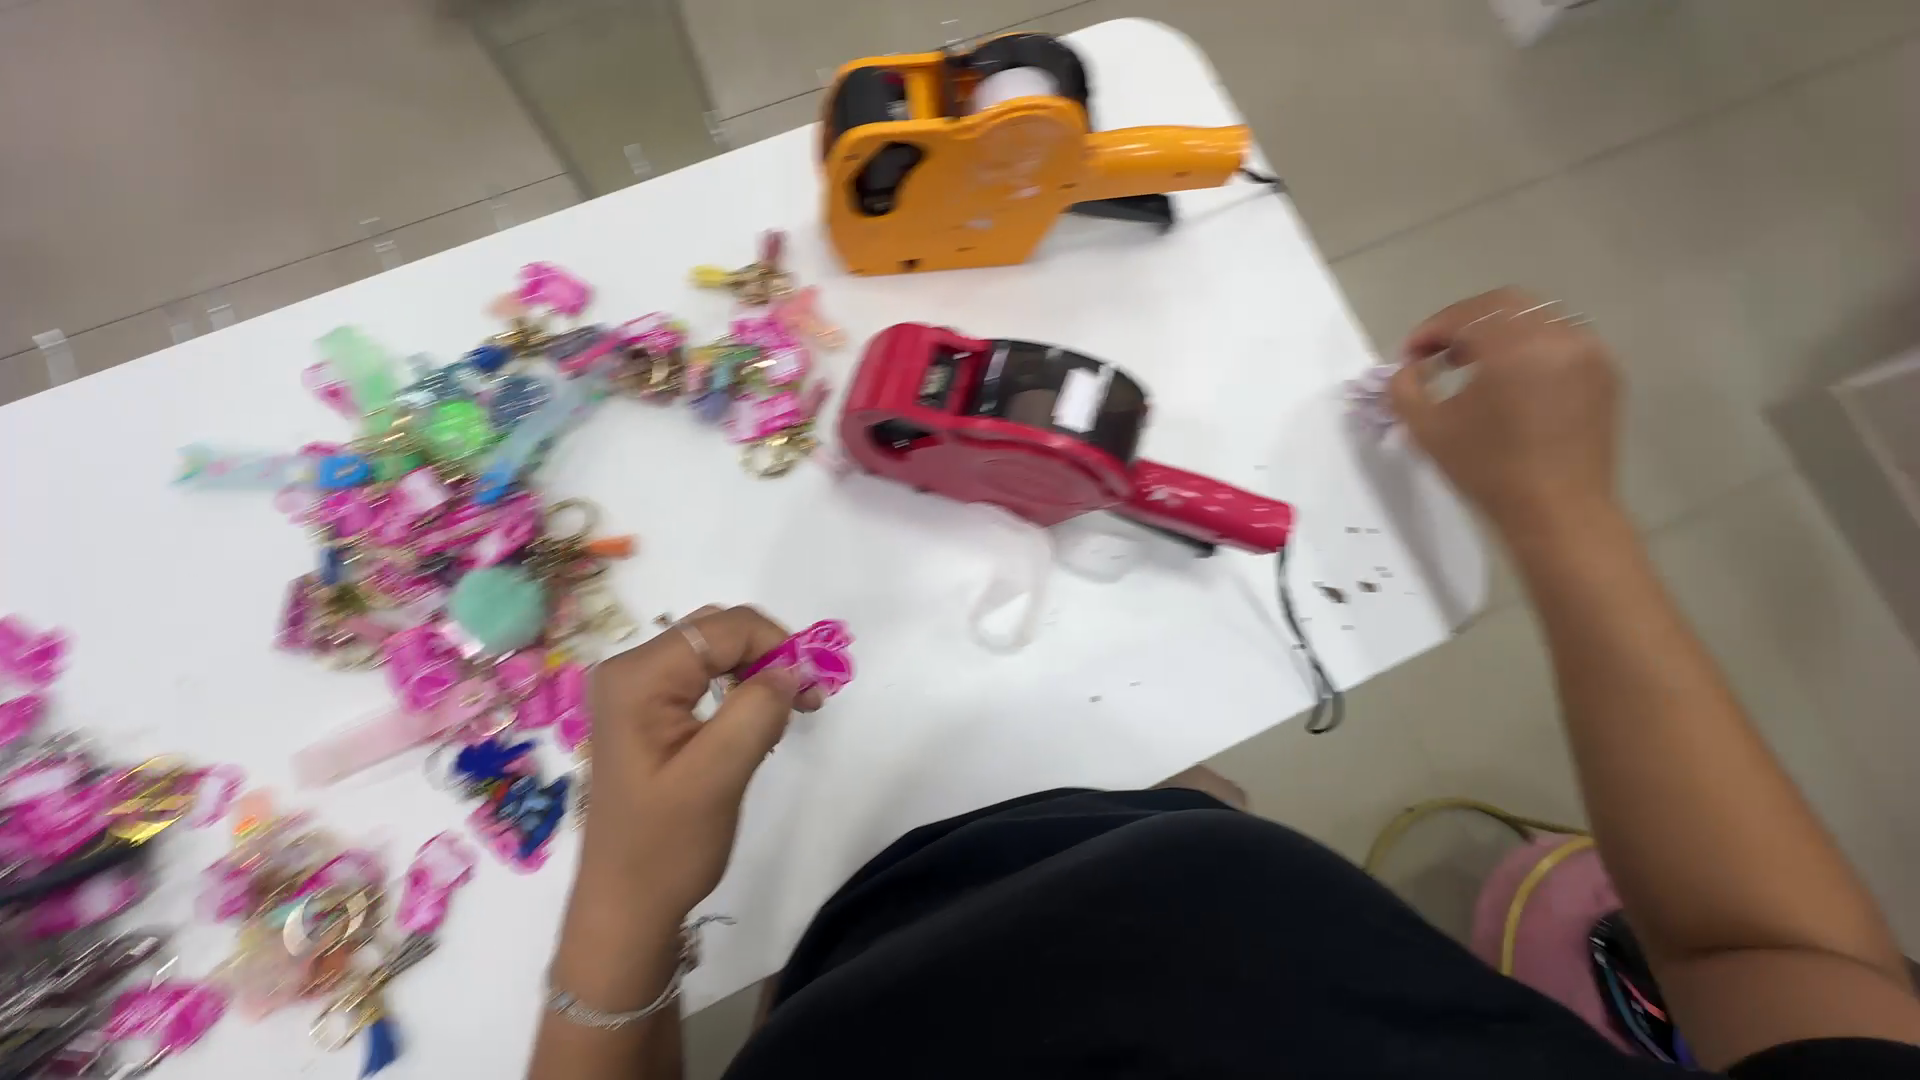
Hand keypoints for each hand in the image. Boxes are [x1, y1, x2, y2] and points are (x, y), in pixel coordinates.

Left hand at [577, 605, 823, 918]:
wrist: (625, 907)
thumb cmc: (666, 846)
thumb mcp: (719, 775)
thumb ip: (757, 709)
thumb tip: (794, 666)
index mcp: (638, 677)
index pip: (723, 628)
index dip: (777, 645)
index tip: (813, 690)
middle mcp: (629, 670)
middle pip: (717, 633)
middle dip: (769, 656)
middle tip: (806, 701)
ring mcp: (634, 690)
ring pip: (714, 651)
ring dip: (758, 672)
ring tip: (784, 716)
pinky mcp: (645, 710)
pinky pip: (703, 676)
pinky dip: (739, 688)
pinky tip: (755, 723)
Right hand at [1389, 288, 1623, 537]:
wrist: (1557, 510)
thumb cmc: (1487, 470)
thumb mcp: (1427, 429)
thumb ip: (1405, 387)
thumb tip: (1409, 368)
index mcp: (1515, 348)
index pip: (1466, 314)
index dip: (1430, 329)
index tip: (1408, 356)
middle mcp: (1559, 337)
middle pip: (1504, 305)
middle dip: (1462, 323)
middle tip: (1435, 354)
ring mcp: (1588, 352)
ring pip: (1534, 319)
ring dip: (1495, 333)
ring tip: (1468, 366)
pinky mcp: (1603, 372)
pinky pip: (1558, 341)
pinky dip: (1526, 348)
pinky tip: (1505, 382)